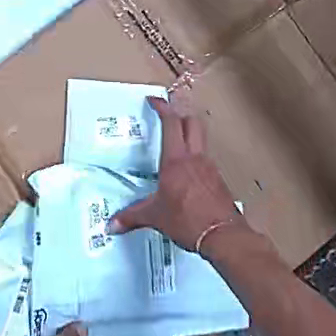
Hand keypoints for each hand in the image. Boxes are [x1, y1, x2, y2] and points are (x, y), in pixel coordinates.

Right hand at [109, 95, 250, 253]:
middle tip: (168, 117)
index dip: (162, 107)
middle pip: (192, 123)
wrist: (224, 236)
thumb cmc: (187, 220)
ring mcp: (209, 167)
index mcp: (176, 160)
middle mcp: (195, 158)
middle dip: (180, 115)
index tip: (153, 100)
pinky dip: (196, 159)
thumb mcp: (156, 217)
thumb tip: (112, 225)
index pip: (171, 123)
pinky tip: (188, 174)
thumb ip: (132, 217)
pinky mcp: (218, 180)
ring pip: (201, 140)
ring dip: (189, 136)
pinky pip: (206, 161)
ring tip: (176, 146)